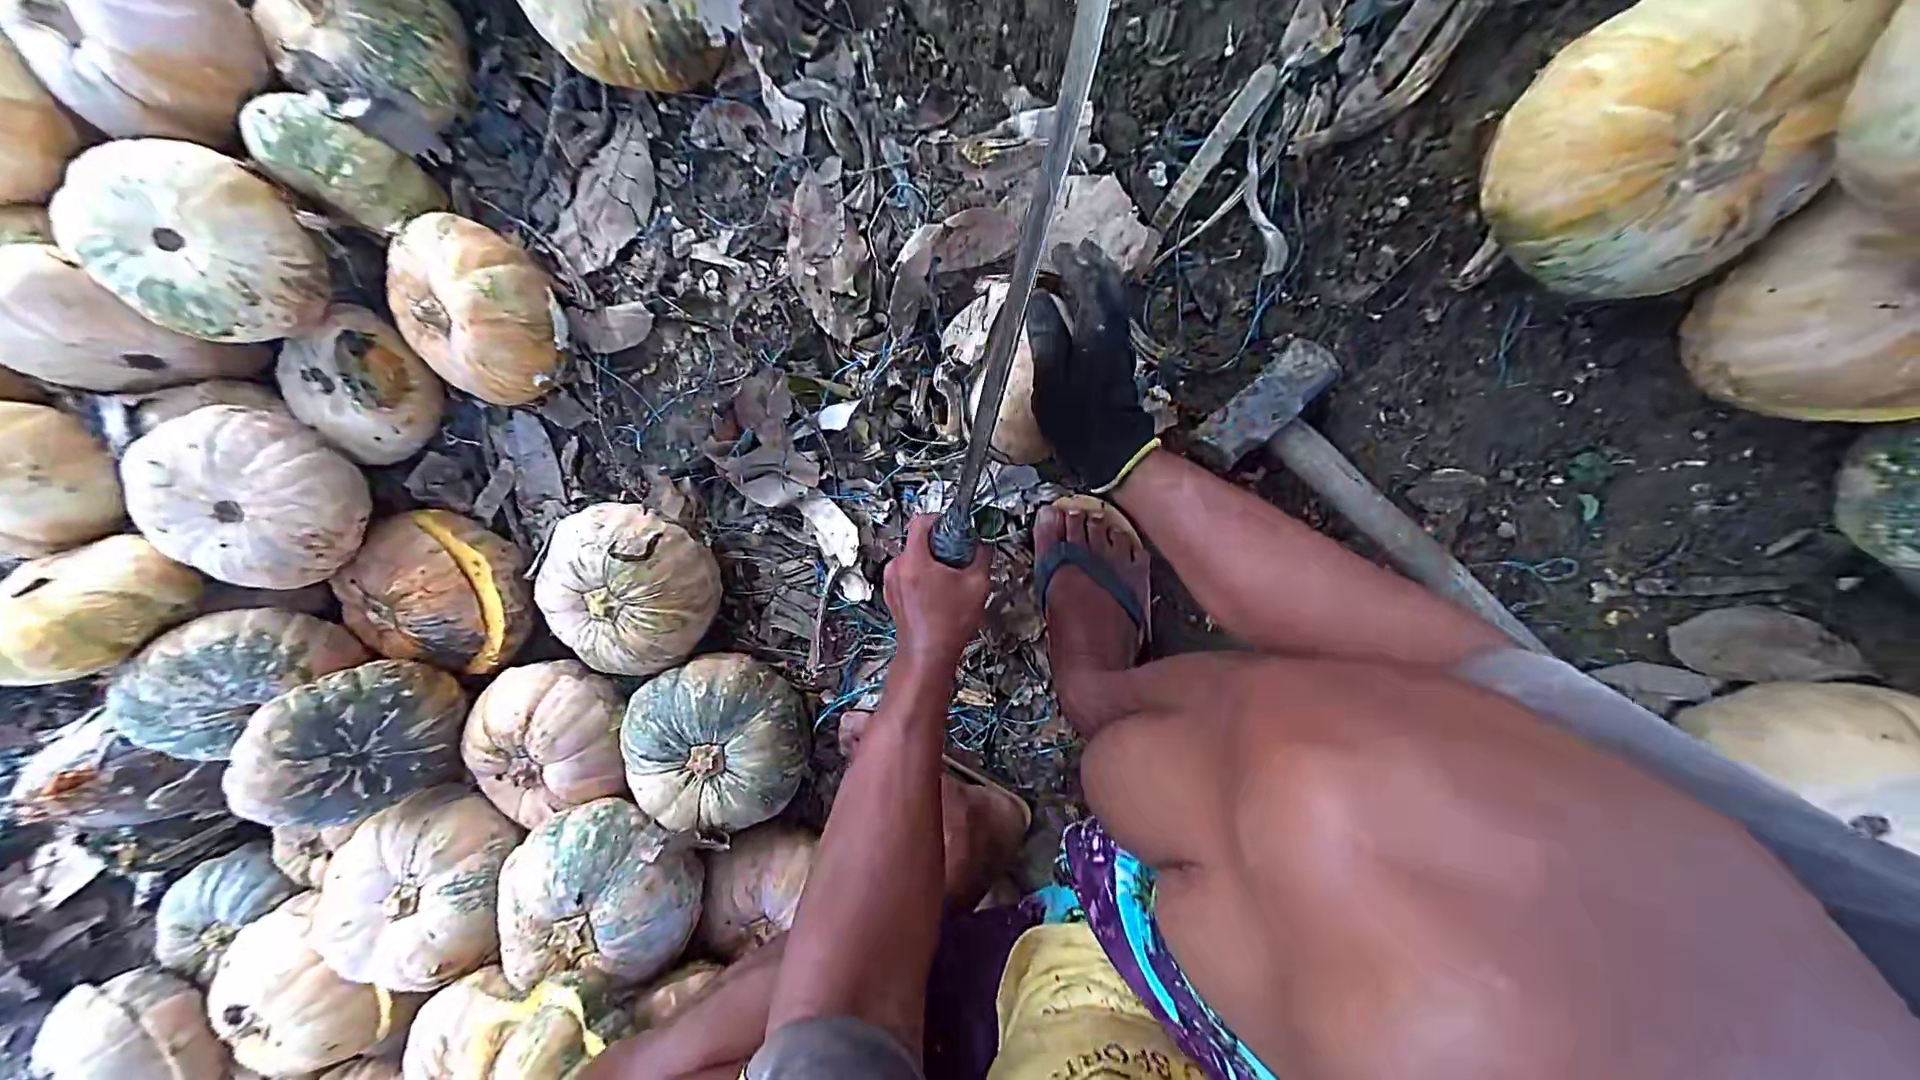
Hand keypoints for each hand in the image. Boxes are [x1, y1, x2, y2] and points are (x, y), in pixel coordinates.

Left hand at [885, 515, 991, 674]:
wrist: (928, 654)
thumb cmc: (947, 626)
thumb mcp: (977, 585)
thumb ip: (981, 556)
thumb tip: (981, 546)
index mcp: (914, 562)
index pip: (921, 521)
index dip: (941, 519)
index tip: (953, 527)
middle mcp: (897, 569)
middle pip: (917, 540)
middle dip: (939, 544)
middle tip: (957, 558)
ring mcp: (891, 582)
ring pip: (913, 557)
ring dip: (931, 561)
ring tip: (949, 579)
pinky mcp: (892, 594)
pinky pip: (908, 573)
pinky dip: (922, 576)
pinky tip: (939, 591)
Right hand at [1031, 240, 1157, 491]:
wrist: (1112, 450)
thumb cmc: (1075, 420)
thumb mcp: (1050, 381)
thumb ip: (1045, 336)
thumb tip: (1039, 300)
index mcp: (1094, 333)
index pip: (1086, 286)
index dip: (1073, 266)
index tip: (1059, 252)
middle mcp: (1112, 332)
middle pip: (1108, 287)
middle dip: (1092, 265)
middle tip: (1075, 250)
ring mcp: (1120, 344)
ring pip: (1115, 299)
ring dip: (1101, 279)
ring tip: (1085, 266)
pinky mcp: (1120, 357)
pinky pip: (1115, 313)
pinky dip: (1104, 298)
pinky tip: (1093, 301)